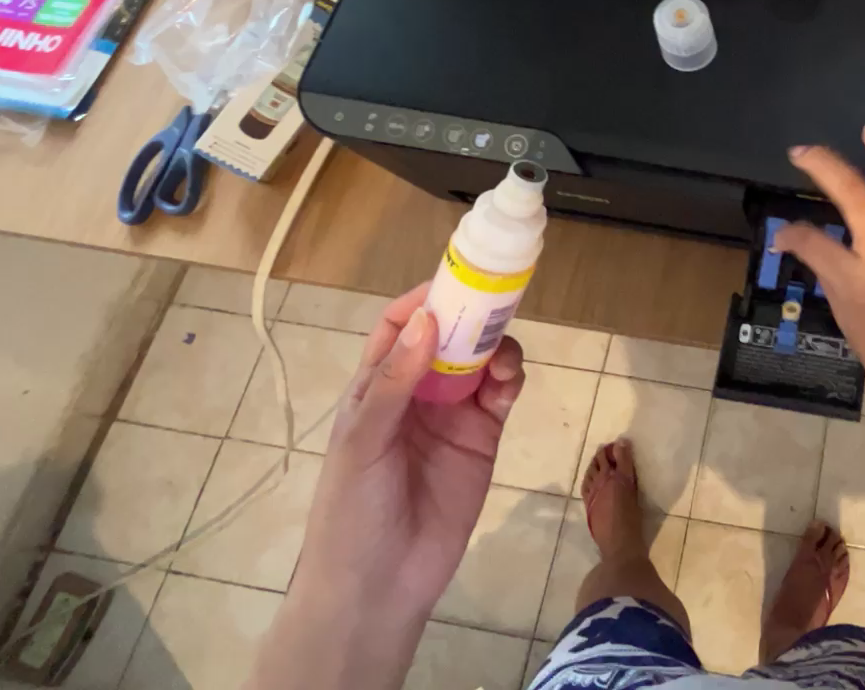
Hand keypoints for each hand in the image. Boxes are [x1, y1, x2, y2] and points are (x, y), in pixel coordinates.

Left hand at [249, 284, 524, 689]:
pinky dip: (511, 378)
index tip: (454, 281)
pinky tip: (509, 383)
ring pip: (482, 360)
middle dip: (472, 317)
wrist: (382, 583)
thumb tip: (428, 320)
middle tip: (498, 301)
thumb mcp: (363, 443)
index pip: (399, 327)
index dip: (424, 300)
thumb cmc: (353, 509)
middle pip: (450, 336)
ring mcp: (454, 412)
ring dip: (496, 348)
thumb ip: (394, 382)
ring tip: (502, 358)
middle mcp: (418, 391)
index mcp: (377, 386)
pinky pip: (502, 392)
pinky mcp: (484, 434)